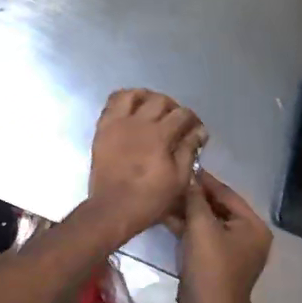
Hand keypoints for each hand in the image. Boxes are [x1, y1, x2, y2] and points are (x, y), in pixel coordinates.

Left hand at [86, 89, 207, 240]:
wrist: (113, 208)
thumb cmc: (150, 198)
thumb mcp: (179, 179)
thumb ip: (188, 150)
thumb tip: (199, 131)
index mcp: (159, 135)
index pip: (182, 114)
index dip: (193, 120)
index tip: (196, 130)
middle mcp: (138, 122)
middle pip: (159, 100)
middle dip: (173, 107)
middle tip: (176, 120)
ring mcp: (117, 122)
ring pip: (132, 95)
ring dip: (146, 97)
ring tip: (152, 109)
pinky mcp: (102, 128)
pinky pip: (111, 103)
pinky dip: (123, 100)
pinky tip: (131, 110)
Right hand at [172, 169, 271, 302]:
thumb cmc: (211, 268)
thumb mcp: (201, 227)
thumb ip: (194, 198)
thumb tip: (188, 175)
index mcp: (252, 225)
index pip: (225, 192)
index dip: (202, 179)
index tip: (180, 164)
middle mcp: (247, 234)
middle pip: (216, 205)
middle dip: (191, 195)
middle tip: (167, 180)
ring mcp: (231, 249)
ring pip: (206, 220)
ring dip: (186, 210)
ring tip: (162, 195)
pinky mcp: (215, 260)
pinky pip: (201, 235)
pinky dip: (186, 226)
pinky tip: (164, 215)